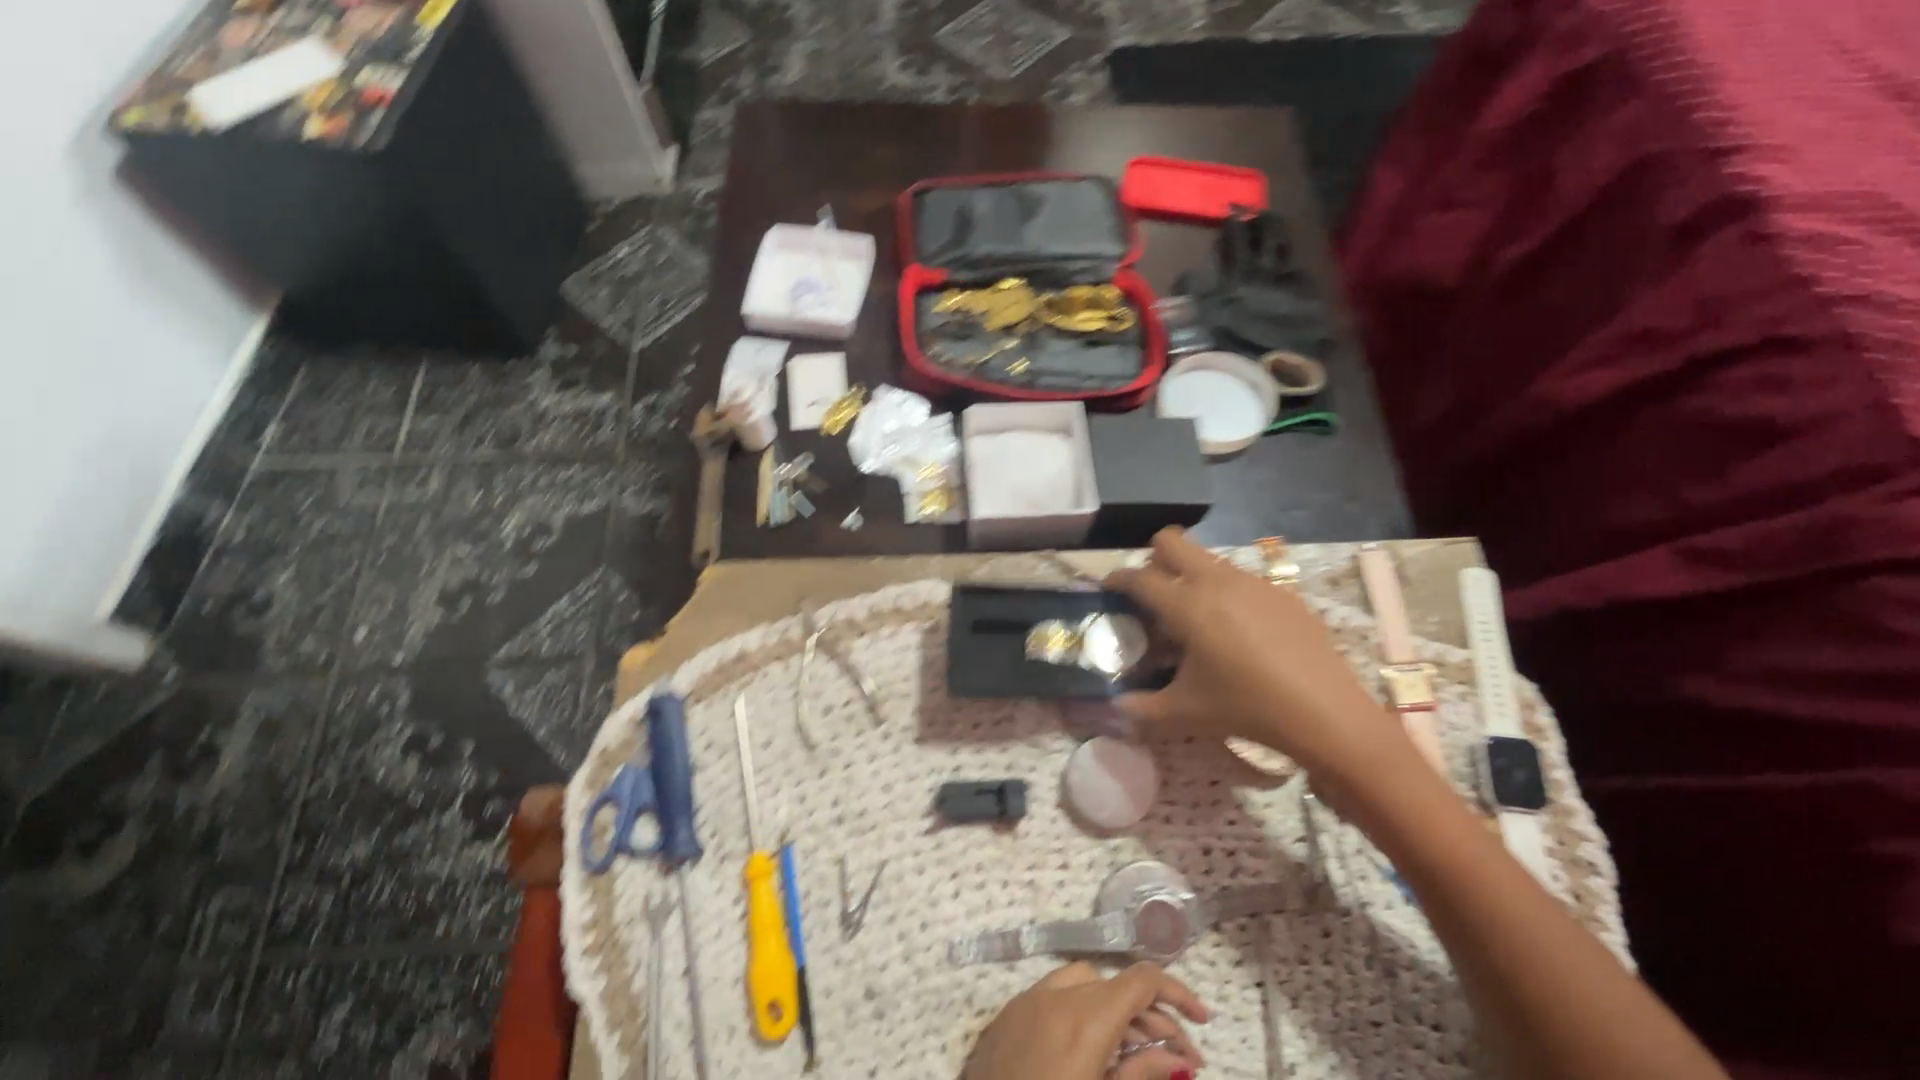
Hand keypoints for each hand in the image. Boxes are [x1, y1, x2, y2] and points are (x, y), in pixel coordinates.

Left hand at [964, 961, 1208, 1079]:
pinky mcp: (1006, 1015)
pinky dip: (1080, 1009)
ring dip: (1115, 1009)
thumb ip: (1142, 1074)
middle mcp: (1055, 996)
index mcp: (1085, 1018)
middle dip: (1151, 1017)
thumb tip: (1180, 1060)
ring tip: (1134, 1053)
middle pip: (1116, 987)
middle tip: (1177, 1057)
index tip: (1203, 1021)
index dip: (1179, 994)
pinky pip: (1053, 995)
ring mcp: (1025, 1001)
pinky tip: (1090, 1047)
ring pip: (1083, 984)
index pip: (1142, 981)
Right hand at [1106, 529, 1404, 786]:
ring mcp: (1255, 583)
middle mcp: (1218, 581)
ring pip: (1209, 559)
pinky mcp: (1283, 594)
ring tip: (1196, 620)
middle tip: (1152, 594)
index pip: (1138, 577)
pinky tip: (1239, 634)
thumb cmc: (1246, 709)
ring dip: (1192, 577)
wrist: (1325, 713)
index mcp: (1187, 605)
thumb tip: (1115, 706)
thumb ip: (1140, 708)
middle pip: (1172, 541)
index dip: (1117, 579)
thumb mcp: (1184, 714)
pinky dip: (1227, 595)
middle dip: (1153, 558)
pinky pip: (1242, 580)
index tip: (1109, 589)